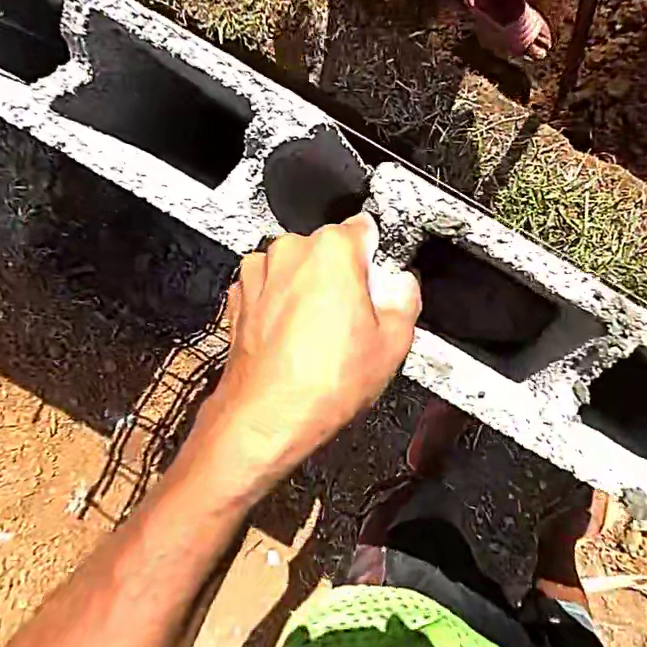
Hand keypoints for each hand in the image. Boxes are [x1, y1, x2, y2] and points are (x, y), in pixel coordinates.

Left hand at [193, 214, 419, 484]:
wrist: (265, 417)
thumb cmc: (319, 385)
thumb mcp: (393, 343)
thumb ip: (406, 298)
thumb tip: (403, 285)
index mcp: (332, 250)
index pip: (365, 229)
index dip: (377, 259)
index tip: (380, 283)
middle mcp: (290, 251)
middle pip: (329, 250)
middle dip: (343, 277)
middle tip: (355, 321)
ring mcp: (259, 273)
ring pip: (297, 270)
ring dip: (309, 292)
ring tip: (321, 338)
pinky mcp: (240, 297)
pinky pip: (271, 290)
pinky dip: (282, 307)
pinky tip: (295, 342)